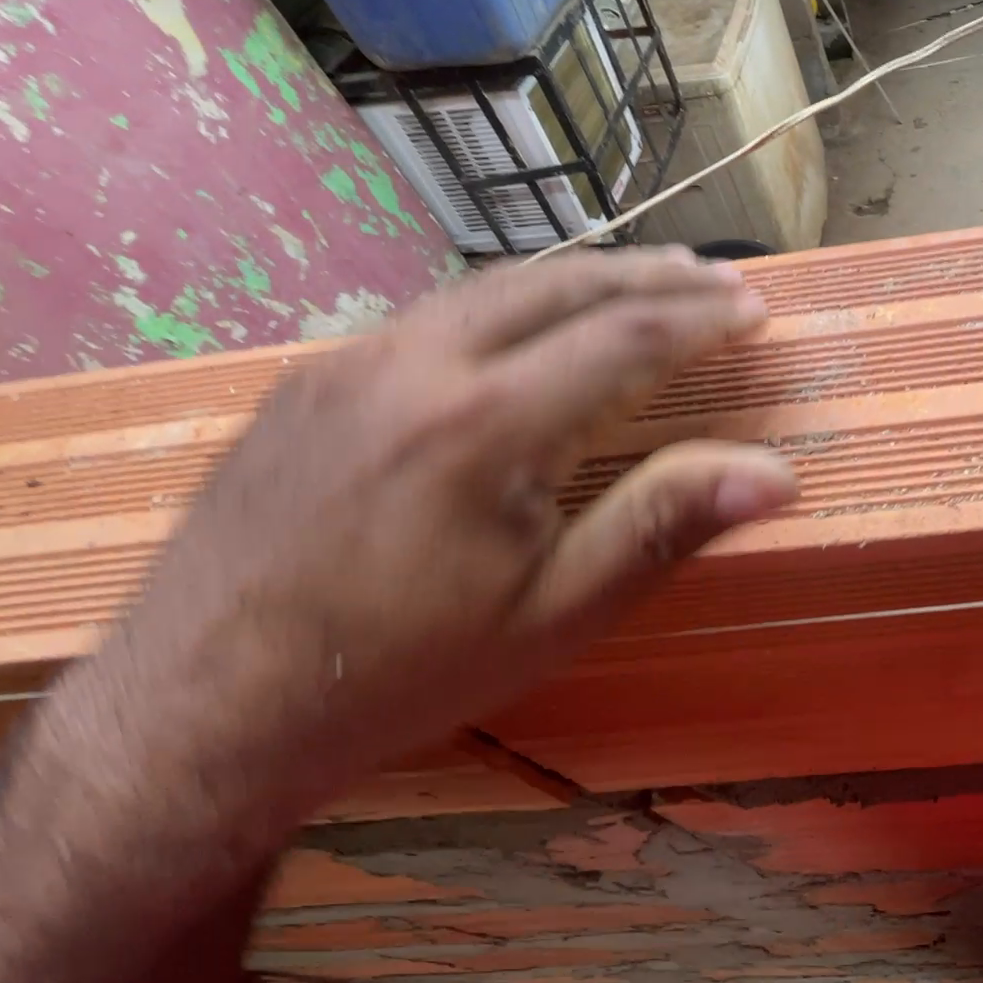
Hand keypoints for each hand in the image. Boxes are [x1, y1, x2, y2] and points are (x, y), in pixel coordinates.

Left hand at [88, 247, 797, 821]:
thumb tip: (777, 476)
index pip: (622, 337)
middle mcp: (414, 362)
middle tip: (720, 279)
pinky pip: (439, 314)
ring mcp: (352, 361)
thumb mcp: (559, 612)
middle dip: (653, 276)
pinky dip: (517, 304)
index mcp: (484, 422)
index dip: (702, 320)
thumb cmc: (411, 669)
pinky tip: (539, 329)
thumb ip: (664, 524)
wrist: (205, 706)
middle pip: (559, 285)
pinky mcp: (315, 379)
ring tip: (649, 284)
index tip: (757, 312)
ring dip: (585, 280)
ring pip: (493, 287)